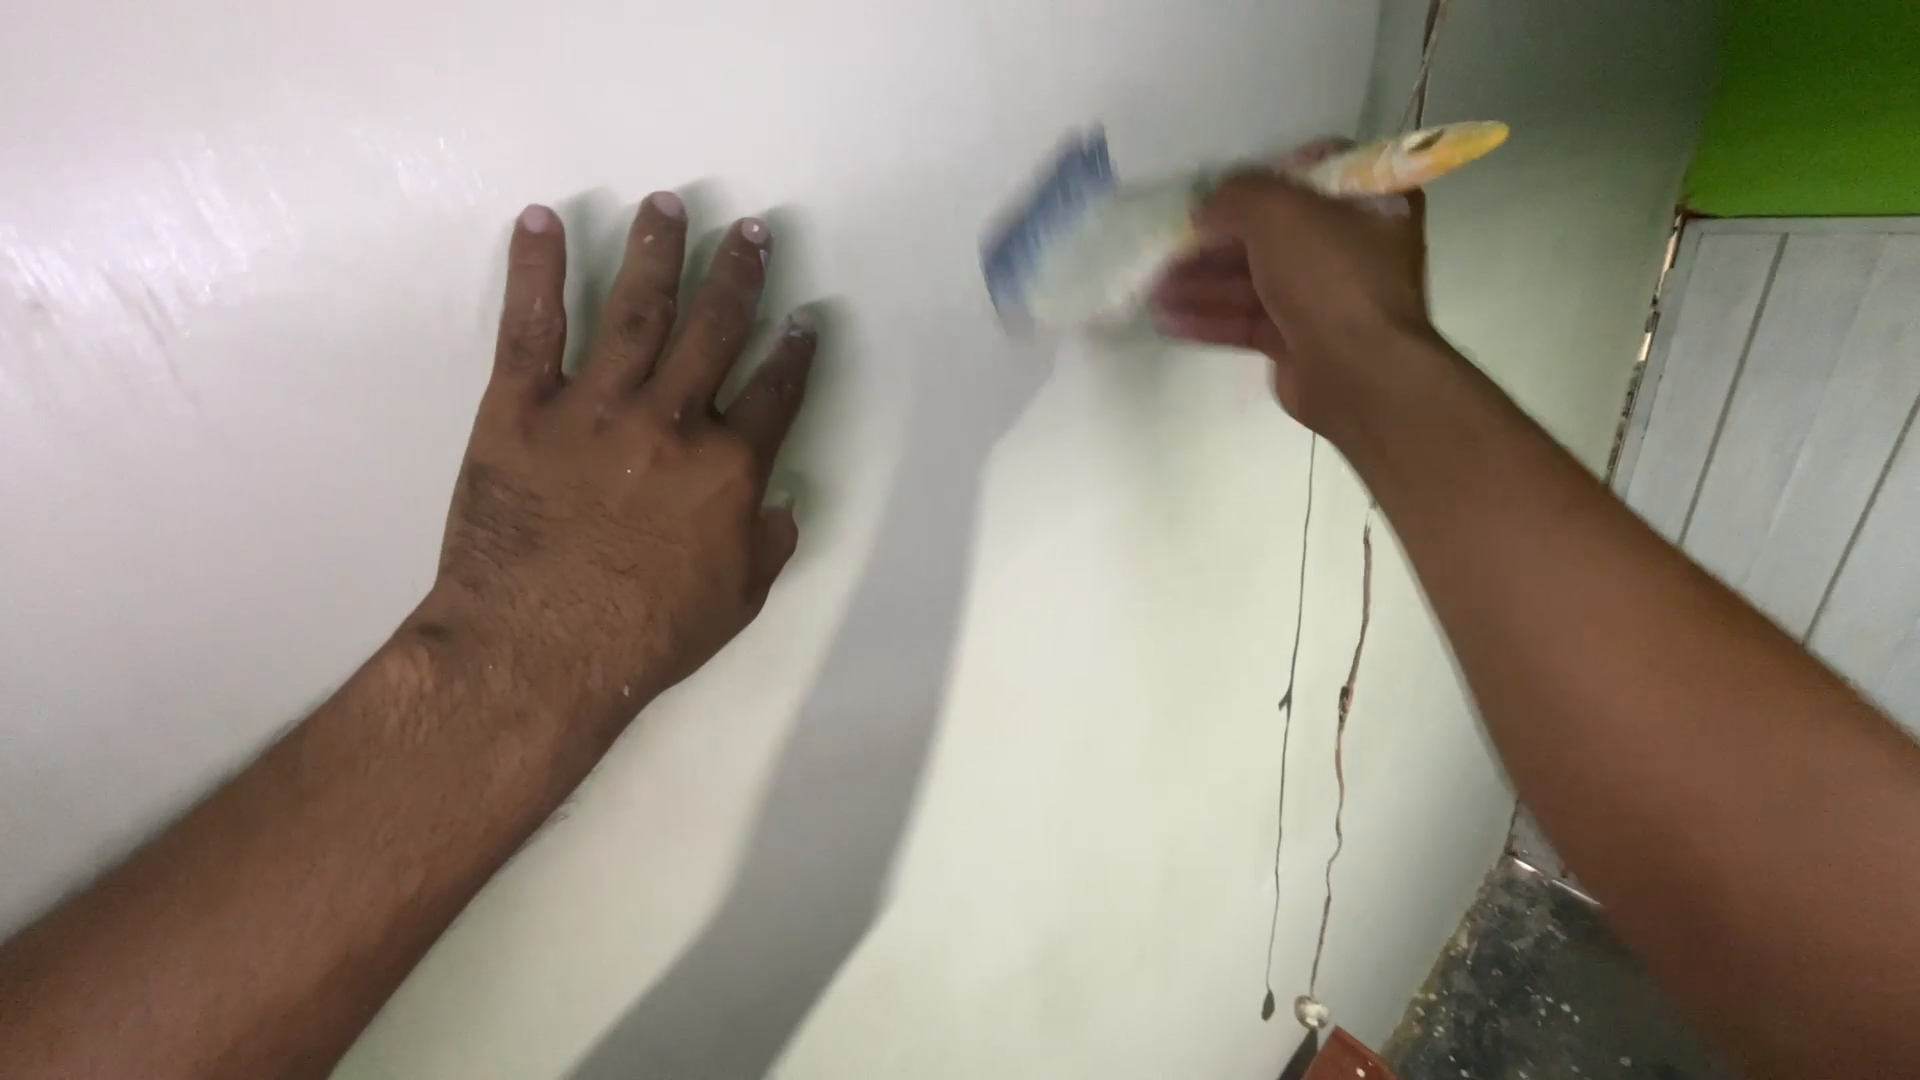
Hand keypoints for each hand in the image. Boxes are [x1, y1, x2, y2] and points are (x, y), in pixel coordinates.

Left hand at [419, 194, 814, 731]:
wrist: (538, 651)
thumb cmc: (651, 633)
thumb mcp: (740, 597)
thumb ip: (768, 541)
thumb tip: (781, 503)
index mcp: (730, 467)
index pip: (777, 391)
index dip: (795, 351)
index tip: (803, 318)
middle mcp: (673, 420)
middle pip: (715, 331)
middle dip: (739, 277)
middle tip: (752, 232)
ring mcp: (595, 407)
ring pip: (636, 312)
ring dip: (658, 254)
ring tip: (670, 205)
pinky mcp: (521, 408)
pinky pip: (533, 328)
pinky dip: (538, 271)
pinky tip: (543, 221)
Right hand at [1148, 138, 1436, 432]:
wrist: (1356, 372)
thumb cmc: (1328, 276)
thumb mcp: (1279, 212)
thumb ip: (1236, 195)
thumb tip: (1206, 206)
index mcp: (1363, 203)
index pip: (1306, 175)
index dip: (1258, 179)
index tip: (1215, 193)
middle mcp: (1346, 246)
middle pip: (1267, 235)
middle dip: (1211, 243)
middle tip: (1167, 248)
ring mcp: (1320, 297)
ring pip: (1250, 282)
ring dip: (1200, 284)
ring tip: (1153, 290)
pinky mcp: (1296, 340)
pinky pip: (1245, 322)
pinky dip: (1208, 319)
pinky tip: (1167, 321)